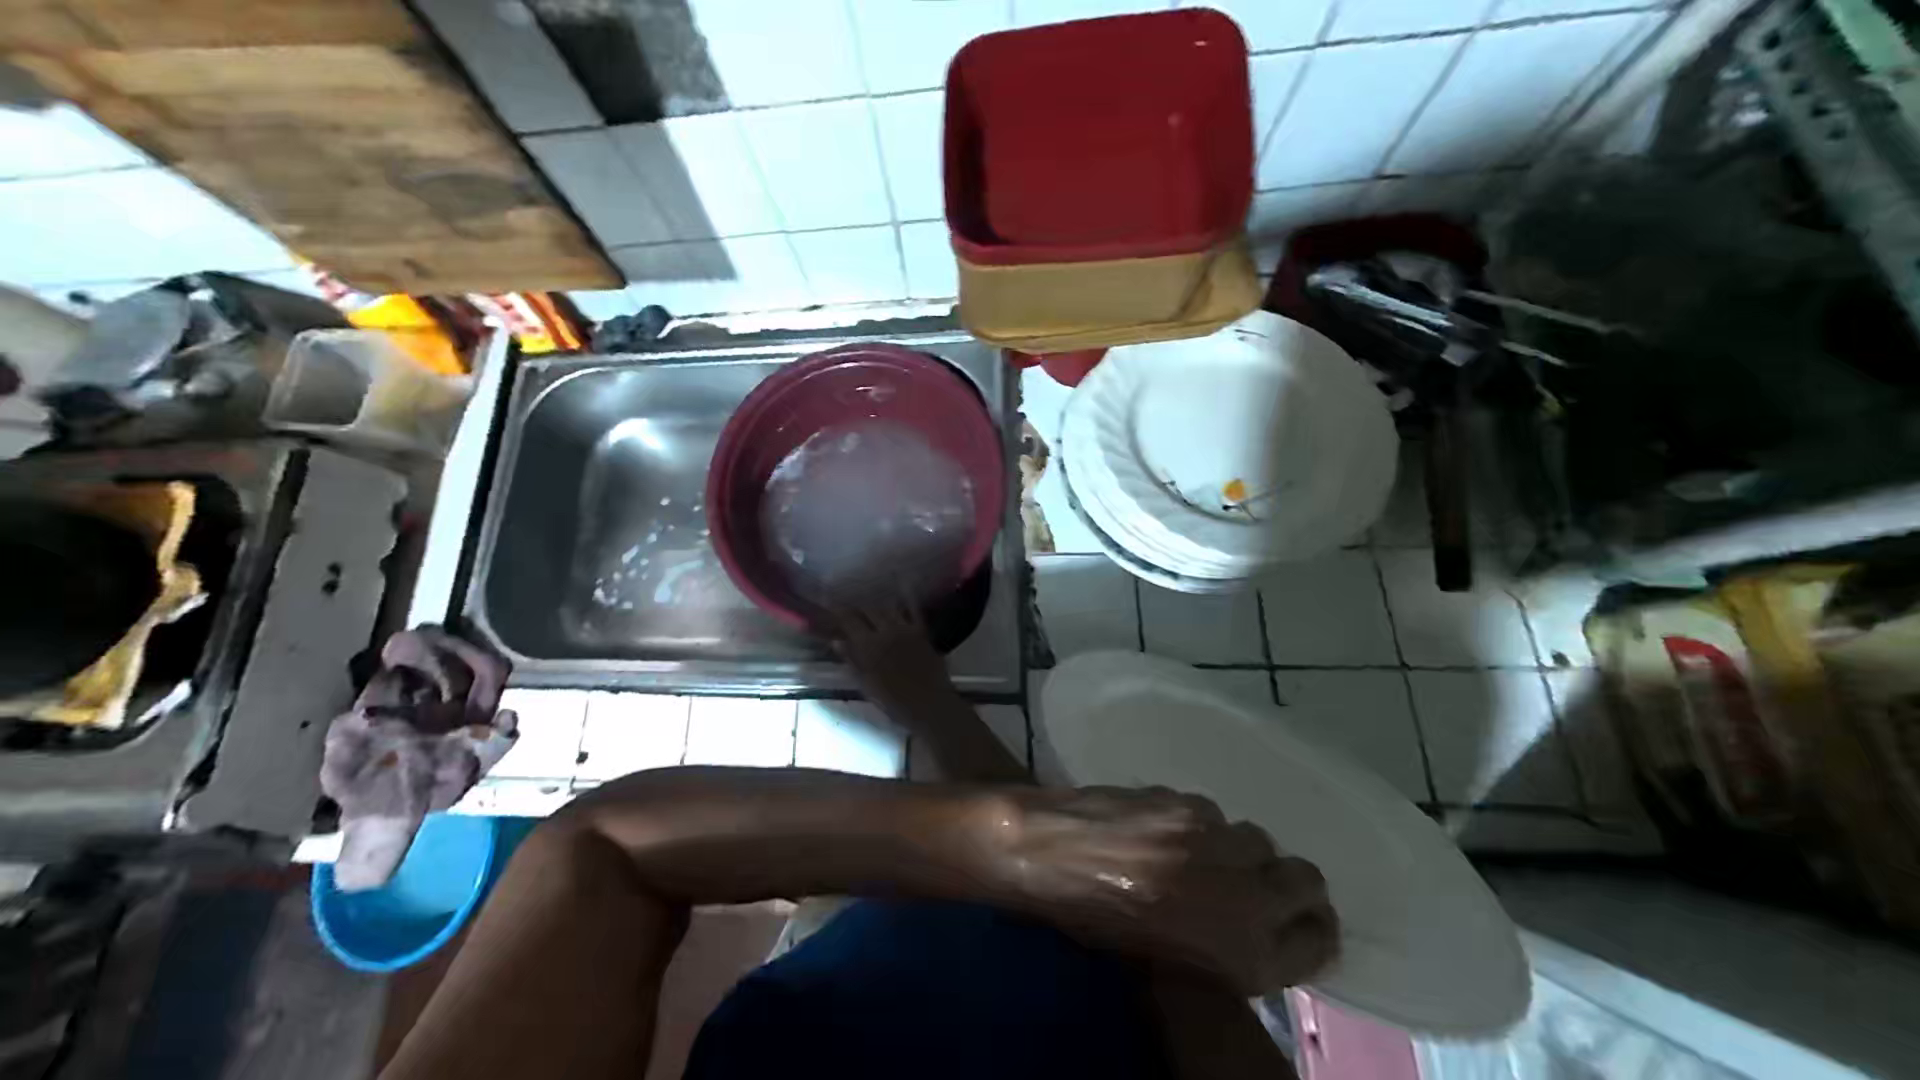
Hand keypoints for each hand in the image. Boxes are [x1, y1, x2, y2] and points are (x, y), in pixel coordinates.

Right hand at [831, 593, 951, 714]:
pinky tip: (903, 585)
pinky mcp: (922, 631)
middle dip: (857, 604)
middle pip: (868, 608)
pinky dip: (906, 597)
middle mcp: (887, 630)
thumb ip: (851, 660)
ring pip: (888, 606)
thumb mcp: (866, 685)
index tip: (830, 602)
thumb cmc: (894, 701)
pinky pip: (914, 609)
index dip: (838, 609)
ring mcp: (907, 628)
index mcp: (869, 645)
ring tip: (869, 596)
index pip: (849, 619)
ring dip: (877, 600)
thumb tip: (837, 641)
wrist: (930, 704)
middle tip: (848, 601)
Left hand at [966, 786, 1336, 994]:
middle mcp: (1243, 899)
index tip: (1293, 916)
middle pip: (1305, 880)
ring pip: (1256, 838)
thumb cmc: (1097, 926)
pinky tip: (1161, 828)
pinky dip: (1197, 822)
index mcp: (1245, 957)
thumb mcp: (1177, 965)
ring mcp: (1214, 844)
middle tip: (1250, 880)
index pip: (1320, 938)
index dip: (1309, 925)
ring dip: (1234, 848)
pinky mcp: (1185, 802)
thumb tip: (1265, 922)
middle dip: (1283, 880)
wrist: (1042, 858)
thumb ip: (1234, 948)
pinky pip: (1211, 813)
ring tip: (1193, 853)